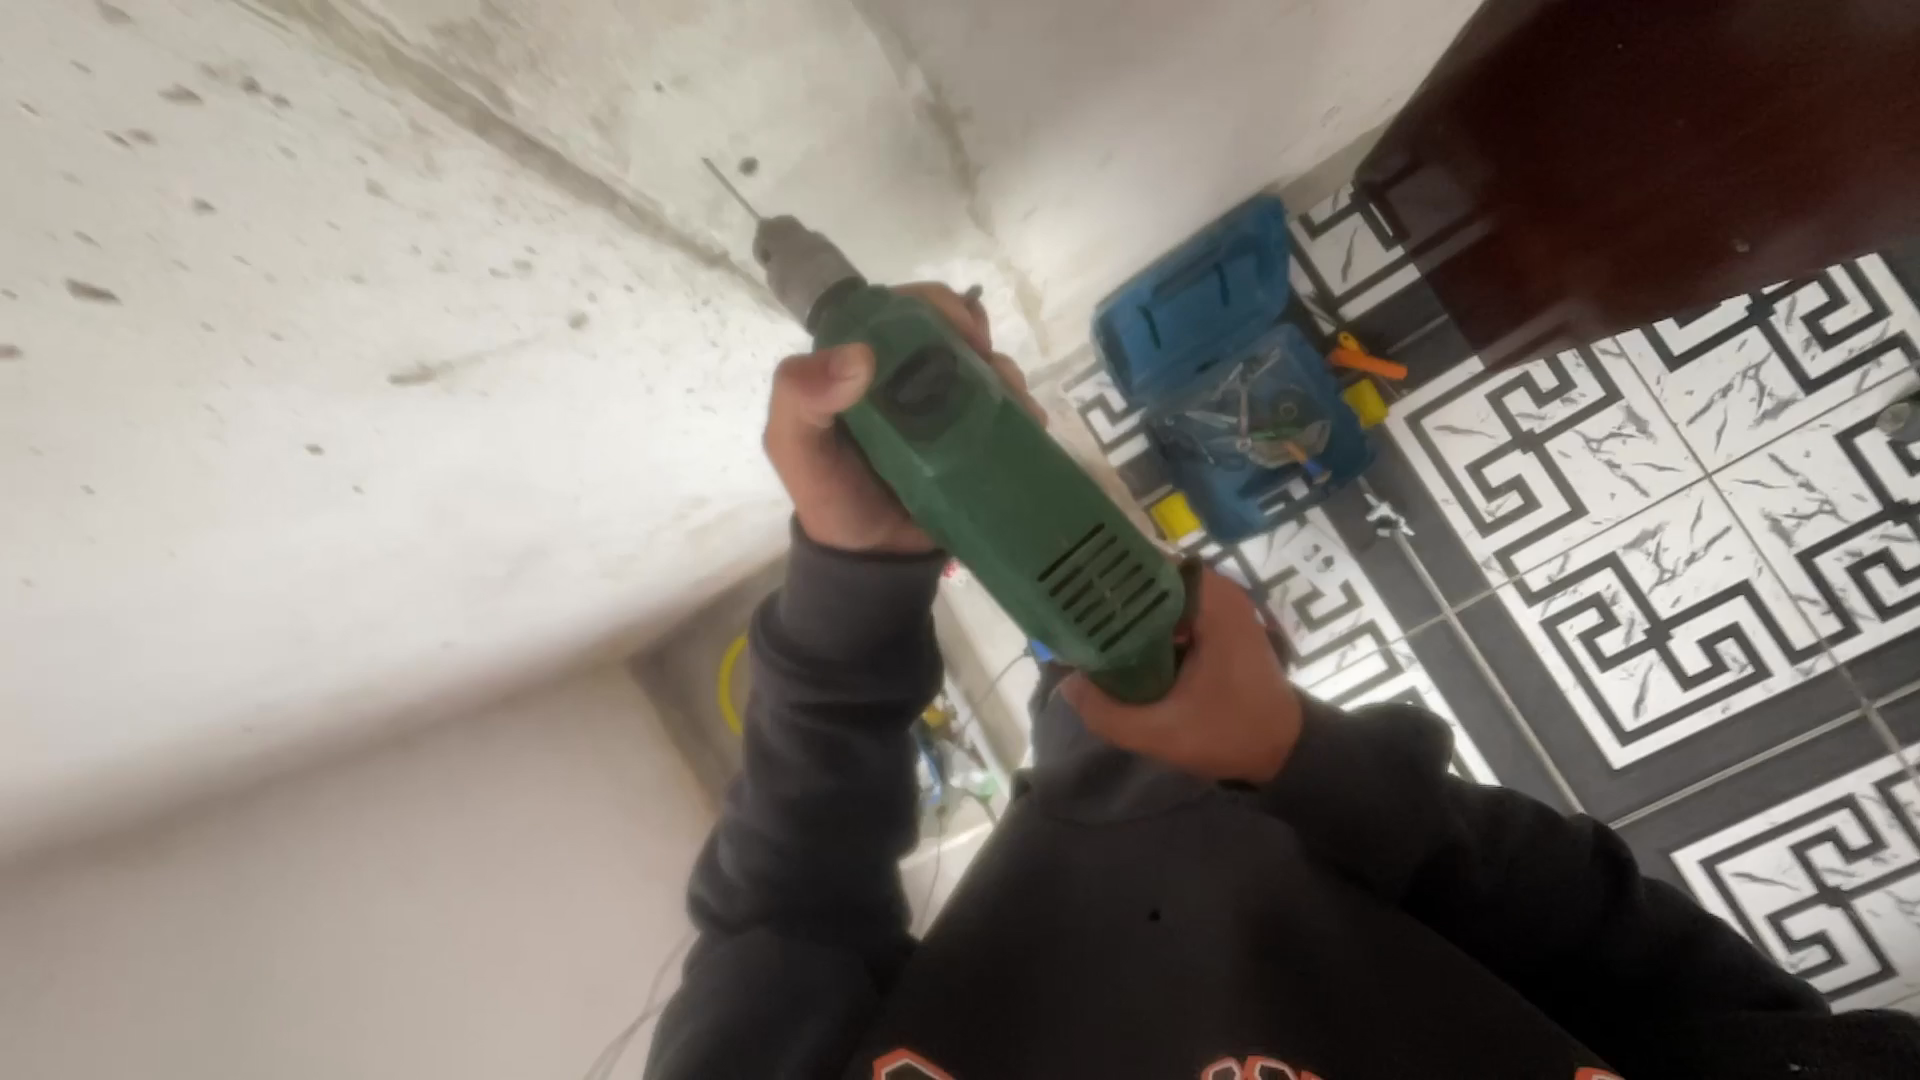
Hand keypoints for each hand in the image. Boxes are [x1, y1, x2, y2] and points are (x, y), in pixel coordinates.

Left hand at [764, 282, 1045, 553]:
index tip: (957, 328)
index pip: (898, 311)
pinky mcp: (974, 438)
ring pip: (984, 367)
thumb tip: (861, 356)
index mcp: (861, 365)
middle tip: (987, 364)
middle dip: (976, 335)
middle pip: (950, 331)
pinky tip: (1028, 423)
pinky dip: (1022, 407)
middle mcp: (906, 377)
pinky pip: (1005, 409)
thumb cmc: (831, 496)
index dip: (931, 306)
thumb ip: (799, 394)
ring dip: (1004, 373)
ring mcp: (944, 408)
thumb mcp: (793, 444)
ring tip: (1013, 404)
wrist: (872, 560)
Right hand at [1061, 567, 1302, 783]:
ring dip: (1126, 611)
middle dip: (1111, 595)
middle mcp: (1217, 592)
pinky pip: (1169, 612)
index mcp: (1212, 601)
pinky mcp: (1216, 624)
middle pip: (1148, 577)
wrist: (1285, 753)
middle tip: (1071, 614)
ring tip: (1085, 628)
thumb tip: (1067, 683)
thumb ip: (1107, 712)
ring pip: (1156, 596)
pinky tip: (1117, 646)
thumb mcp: (1162, 734)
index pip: (1146, 563)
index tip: (1072, 591)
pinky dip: (1144, 625)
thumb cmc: (1231, 734)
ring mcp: (1219, 607)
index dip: (1107, 574)